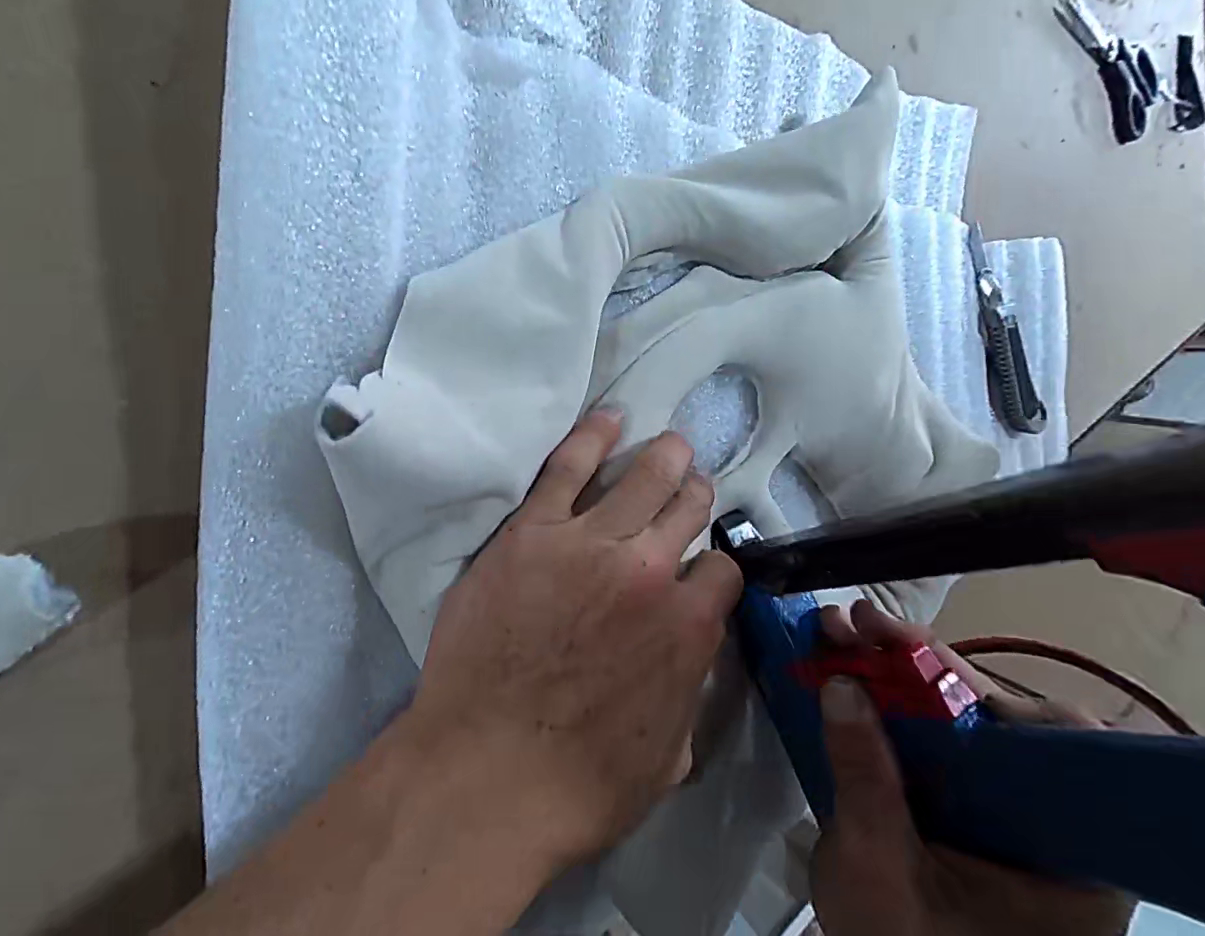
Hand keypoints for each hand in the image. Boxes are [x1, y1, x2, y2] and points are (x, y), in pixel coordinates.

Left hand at [404, 408, 742, 865]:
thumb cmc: (580, 785)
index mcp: (690, 625)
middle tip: (692, 486)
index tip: (701, 571)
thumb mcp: (669, 755)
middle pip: (688, 506)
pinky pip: (566, 468)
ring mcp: (589, 544)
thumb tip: (692, 663)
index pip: (722, 567)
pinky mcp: (531, 533)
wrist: (482, 778)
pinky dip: (592, 438)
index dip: (715, 567)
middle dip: (696, 493)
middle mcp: (650, 570)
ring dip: (666, 456)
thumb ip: (690, 695)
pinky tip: (608, 418)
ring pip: (643, 476)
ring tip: (672, 444)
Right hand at [810, 600, 1135, 935]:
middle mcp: (1054, 826)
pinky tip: (854, 675)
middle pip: (996, 721)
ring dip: (899, 676)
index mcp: (1074, 862)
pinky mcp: (972, 810)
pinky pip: (940, 745)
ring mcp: (1009, 815)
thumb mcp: (877, 875)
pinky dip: (896, 709)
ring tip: (843, 635)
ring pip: (962, 724)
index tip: (919, 652)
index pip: (1060, 747)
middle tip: (861, 624)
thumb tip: (842, 683)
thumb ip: (864, 780)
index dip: (986, 689)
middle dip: (920, 666)